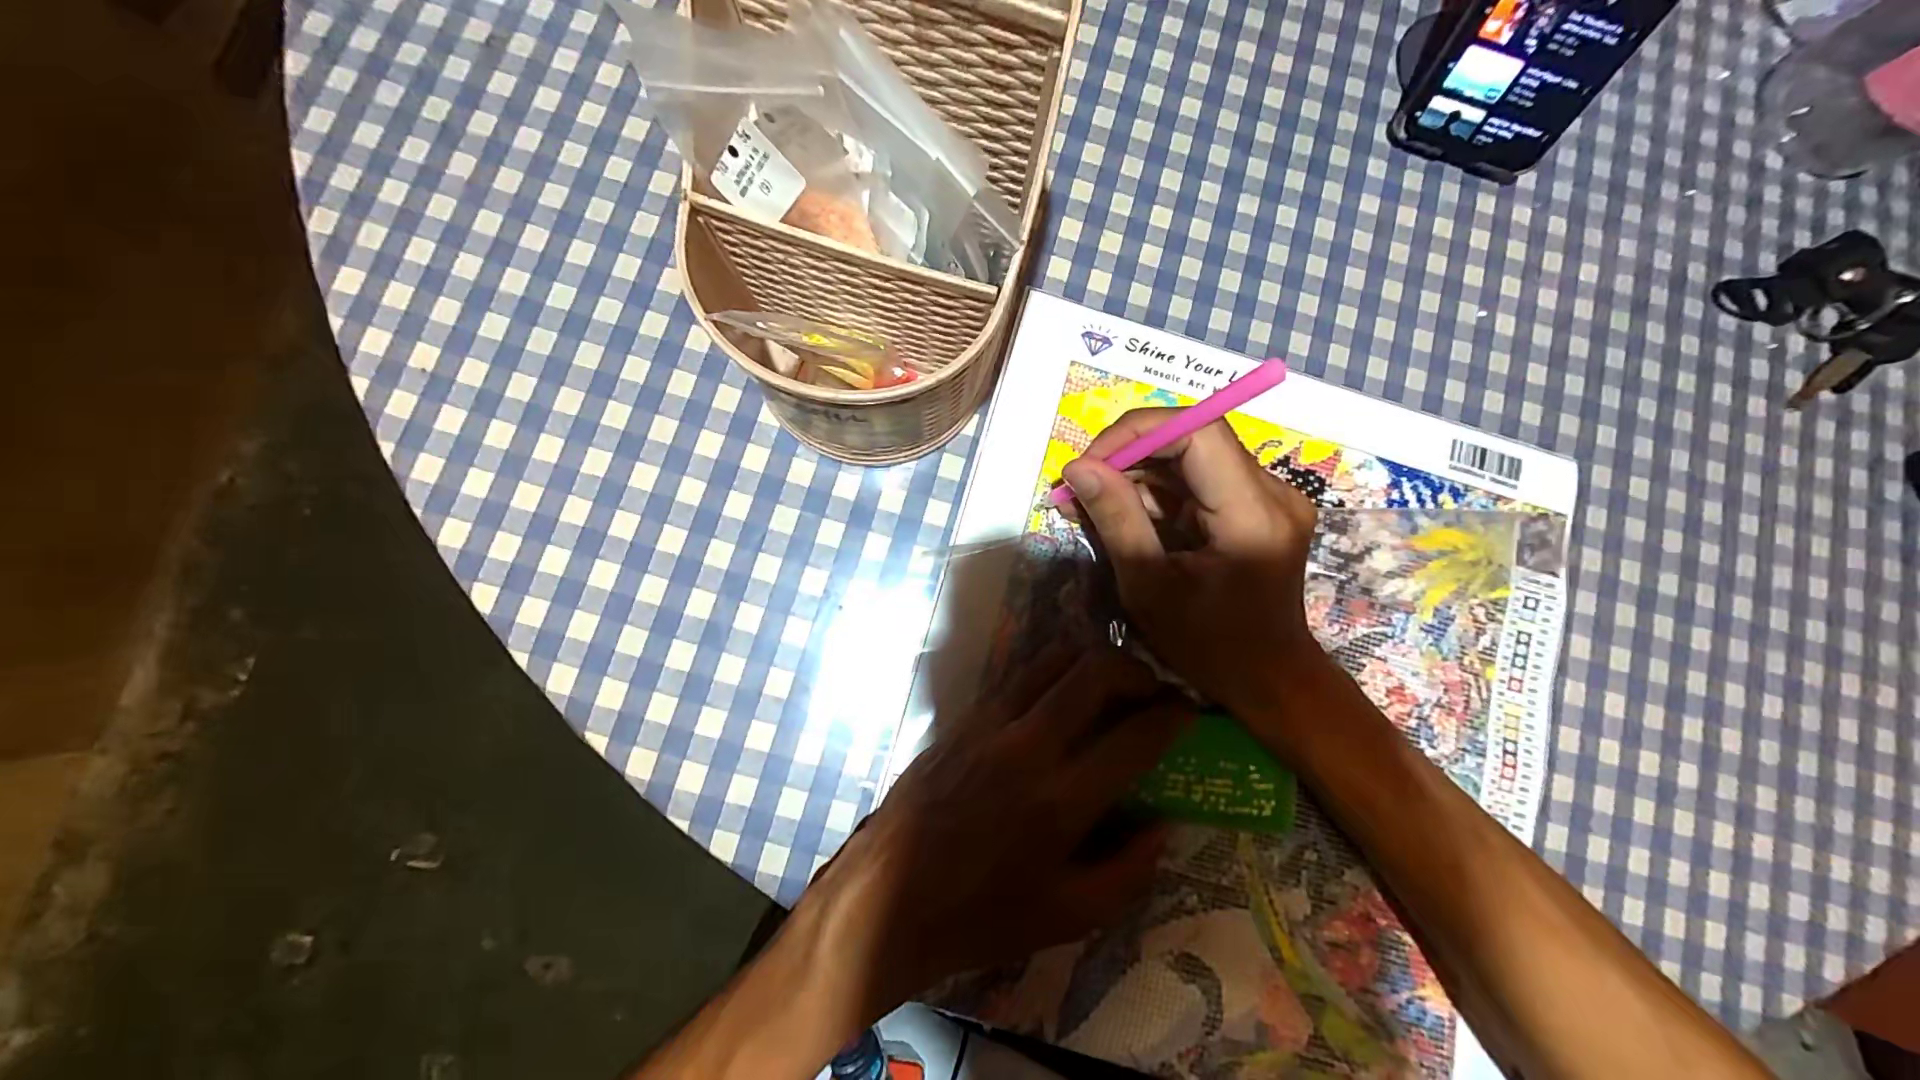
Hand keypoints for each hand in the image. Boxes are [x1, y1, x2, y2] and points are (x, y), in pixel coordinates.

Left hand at [795, 645, 1191, 1019]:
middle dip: (1136, 670)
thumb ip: (1129, 871)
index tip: (1188, 711)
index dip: (1173, 716)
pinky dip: (1049, 670)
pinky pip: (1015, 675)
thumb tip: (1164, 824)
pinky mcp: (962, 719)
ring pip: (1051, 659)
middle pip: (1094, 673)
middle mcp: (1027, 746)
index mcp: (1060, 800)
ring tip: (1109, 680)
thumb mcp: (1068, 916)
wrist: (887, 895)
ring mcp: (989, 724)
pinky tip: (1057, 691)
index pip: (1135, 736)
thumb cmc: (980, 915)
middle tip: (1152, 689)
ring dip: (1090, 659)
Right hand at [1060, 410, 1322, 734]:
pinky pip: (1201, 479)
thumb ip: (1116, 519)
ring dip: (1139, 474)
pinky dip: (1159, 492)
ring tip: (1095, 505)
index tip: (1089, 464)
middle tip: (1082, 486)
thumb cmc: (1209, 646)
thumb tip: (1077, 468)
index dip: (1138, 433)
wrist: (1268, 678)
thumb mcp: (1149, 587)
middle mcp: (1273, 492)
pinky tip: (1128, 516)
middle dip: (1130, 455)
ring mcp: (1271, 497)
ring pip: (1193, 456)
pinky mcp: (1260, 506)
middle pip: (1194, 438)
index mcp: (1253, 514)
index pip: (1198, 432)